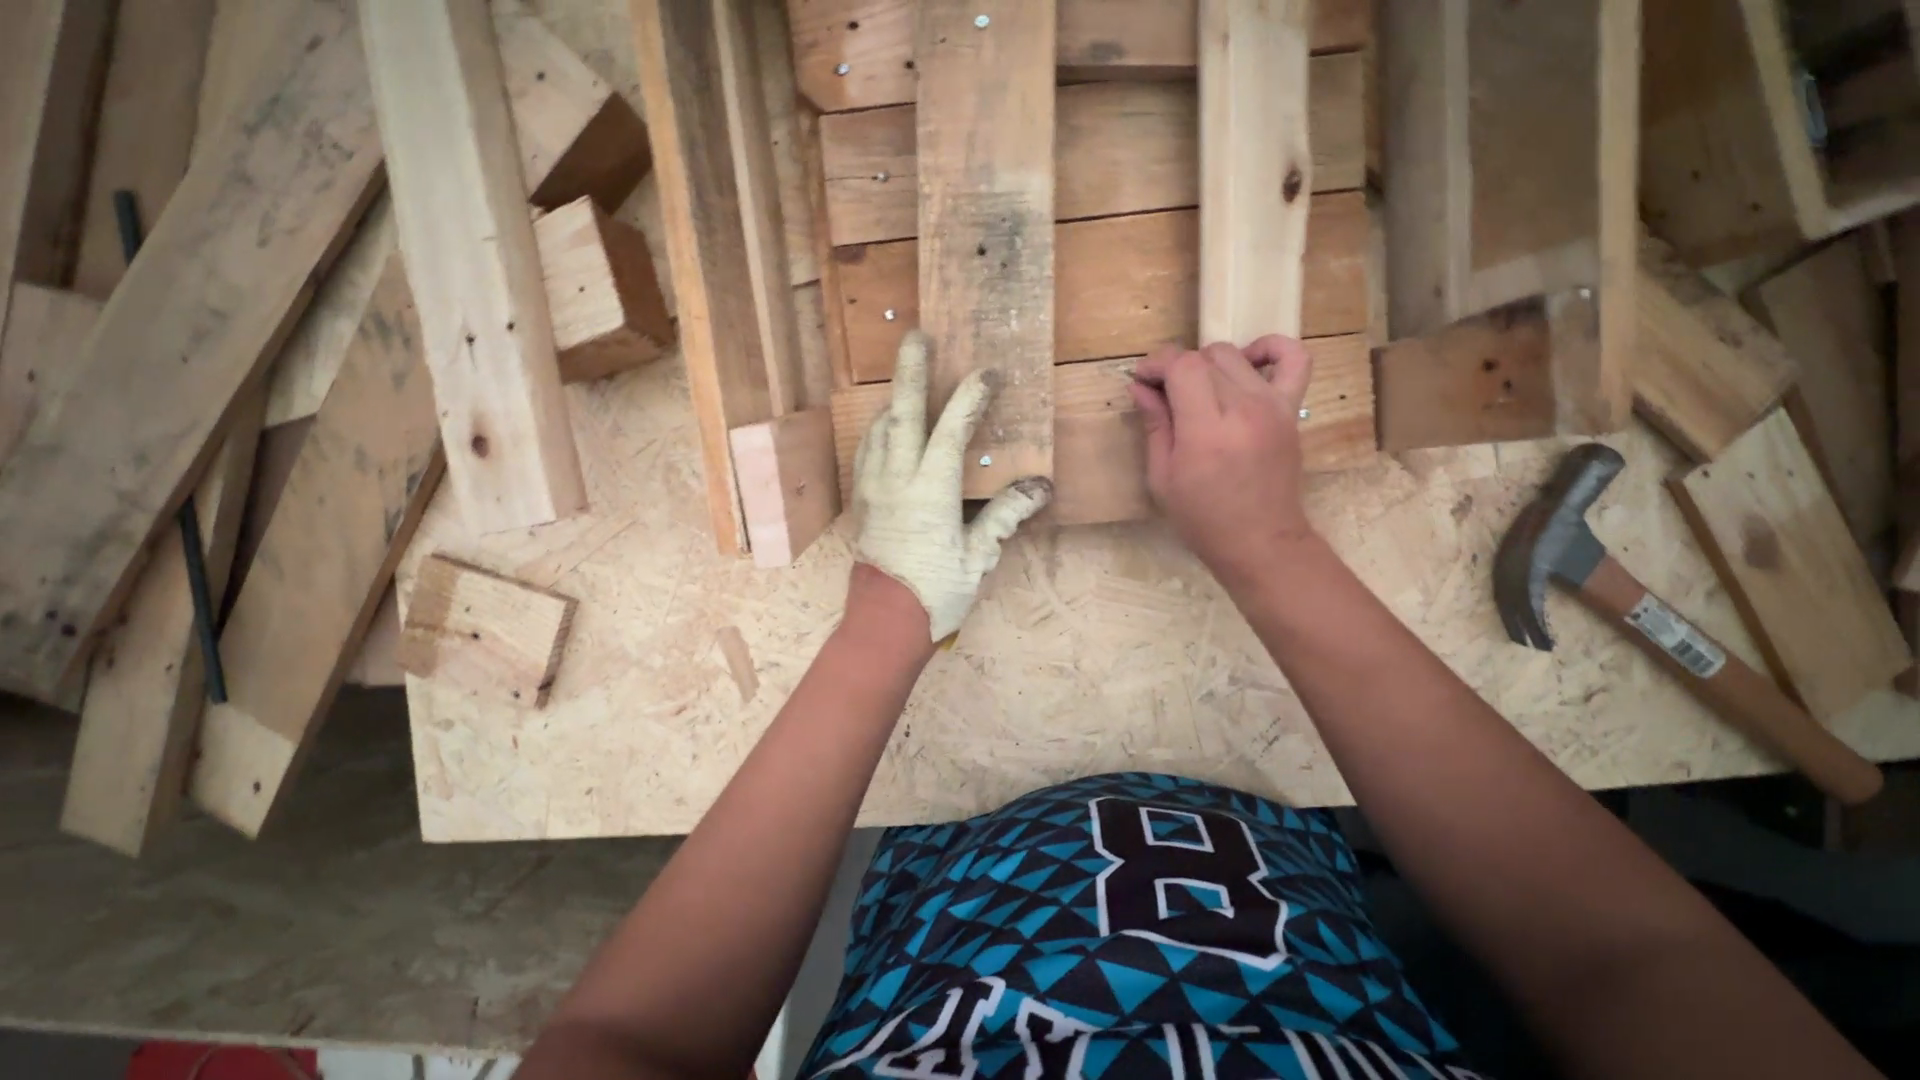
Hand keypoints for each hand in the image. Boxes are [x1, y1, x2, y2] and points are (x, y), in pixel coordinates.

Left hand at [854, 331, 1051, 640]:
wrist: (883, 622)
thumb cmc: (935, 592)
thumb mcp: (977, 558)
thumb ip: (1004, 517)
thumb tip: (1040, 489)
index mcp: (929, 491)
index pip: (951, 430)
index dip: (970, 397)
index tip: (987, 374)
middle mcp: (896, 479)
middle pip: (902, 413)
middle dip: (911, 371)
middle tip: (916, 336)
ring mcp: (873, 488)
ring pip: (879, 429)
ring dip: (895, 401)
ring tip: (908, 384)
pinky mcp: (862, 502)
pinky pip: (867, 453)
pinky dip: (879, 432)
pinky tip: (887, 431)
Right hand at [1129, 336, 1314, 584]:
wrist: (1261, 543)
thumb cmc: (1203, 519)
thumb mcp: (1162, 478)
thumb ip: (1154, 425)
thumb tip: (1140, 386)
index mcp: (1207, 431)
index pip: (1182, 366)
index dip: (1156, 365)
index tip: (1143, 381)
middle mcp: (1243, 410)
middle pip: (1205, 357)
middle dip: (1176, 368)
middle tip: (1164, 395)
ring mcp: (1272, 406)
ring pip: (1234, 355)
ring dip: (1208, 364)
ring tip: (1198, 391)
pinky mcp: (1291, 410)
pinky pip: (1293, 359)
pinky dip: (1271, 348)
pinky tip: (1248, 361)